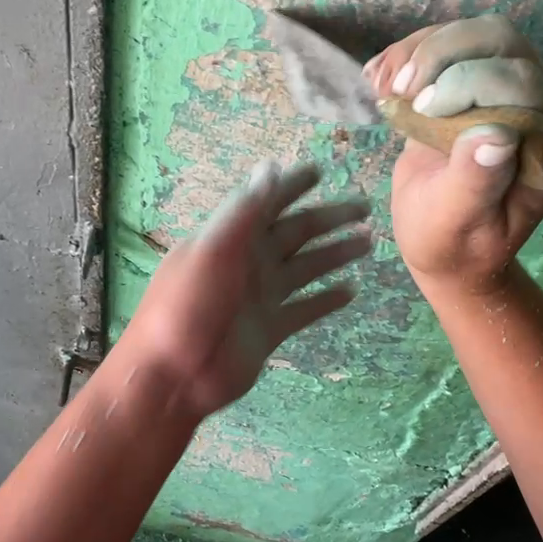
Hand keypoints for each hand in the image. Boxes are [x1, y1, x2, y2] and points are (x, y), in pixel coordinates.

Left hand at [120, 160, 369, 419]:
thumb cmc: (186, 304)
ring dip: (335, 253)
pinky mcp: (270, 329)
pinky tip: (351, 291)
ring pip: (306, 268)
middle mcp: (248, 262)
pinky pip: (304, 309)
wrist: (174, 374)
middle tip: (365, 206)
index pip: (266, 202)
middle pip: (295, 232)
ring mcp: (260, 296)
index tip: (320, 170)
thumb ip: (243, 211)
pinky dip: (326, 300)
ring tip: (368, 241)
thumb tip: (270, 167)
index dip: (291, 186)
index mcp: (230, 238)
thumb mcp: (212, 249)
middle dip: (328, 218)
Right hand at [363, 15, 542, 291]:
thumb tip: (496, 136)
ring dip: (421, 48)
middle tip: (401, 89)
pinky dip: (406, 53)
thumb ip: (479, 181)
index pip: (518, 81)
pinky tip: (379, 81)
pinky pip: (444, 47)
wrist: (439, 246)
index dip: (468, 80)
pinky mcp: (466, 90)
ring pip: (471, 35)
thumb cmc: (453, 244)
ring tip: (385, 87)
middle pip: (500, 41)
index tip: (422, 108)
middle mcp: (533, 110)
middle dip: (444, 51)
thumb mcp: (460, 222)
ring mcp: (500, 95)